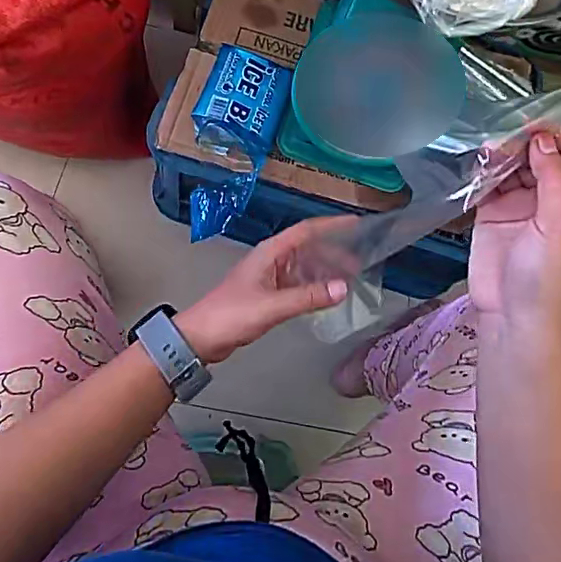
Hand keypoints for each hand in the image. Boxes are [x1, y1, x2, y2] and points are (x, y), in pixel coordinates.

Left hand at [176, 216, 355, 363]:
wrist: (200, 338)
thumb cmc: (232, 315)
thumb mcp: (272, 306)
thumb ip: (308, 297)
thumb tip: (344, 287)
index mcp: (270, 252)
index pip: (306, 231)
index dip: (332, 225)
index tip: (356, 224)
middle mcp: (272, 259)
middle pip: (308, 248)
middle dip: (334, 252)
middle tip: (359, 262)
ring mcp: (270, 276)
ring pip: (304, 267)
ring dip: (325, 270)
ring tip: (349, 279)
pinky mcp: (268, 294)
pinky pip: (298, 284)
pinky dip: (314, 287)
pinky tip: (326, 295)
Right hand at [469, 129, 560, 333]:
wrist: (514, 320)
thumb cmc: (548, 279)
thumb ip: (554, 178)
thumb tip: (542, 140)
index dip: (554, 133)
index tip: (530, 123)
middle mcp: (552, 198)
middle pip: (539, 154)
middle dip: (523, 140)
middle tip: (501, 134)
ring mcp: (521, 205)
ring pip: (512, 164)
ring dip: (500, 153)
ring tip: (486, 149)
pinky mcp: (493, 213)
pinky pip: (489, 181)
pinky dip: (482, 169)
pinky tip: (476, 163)